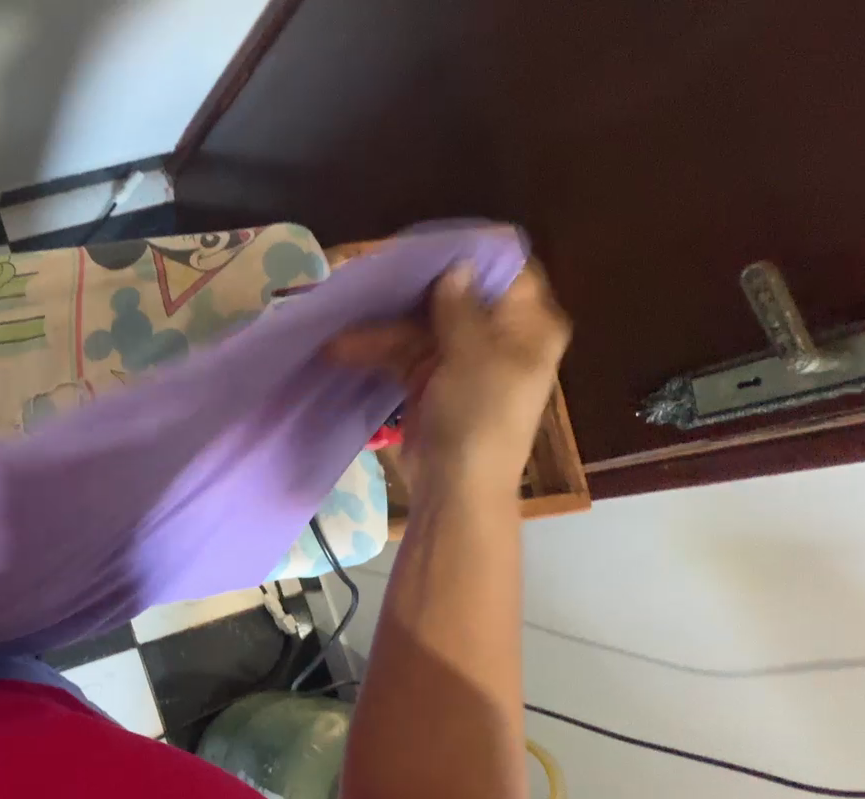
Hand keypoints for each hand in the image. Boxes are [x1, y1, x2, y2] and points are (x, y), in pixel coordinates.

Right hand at [329, 261, 571, 491]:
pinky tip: (340, 349)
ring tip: (337, 328)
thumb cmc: (479, 420)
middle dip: (407, 288)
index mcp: (526, 323)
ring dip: (377, 326)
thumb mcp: (475, 358)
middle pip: (451, 295)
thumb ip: (461, 309)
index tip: (419, 246)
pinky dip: (372, 350)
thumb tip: (454, 265)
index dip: (464, 253)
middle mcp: (496, 335)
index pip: (503, 269)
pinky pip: (398, 353)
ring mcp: (459, 358)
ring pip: (416, 325)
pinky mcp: (427, 380)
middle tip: (364, 275)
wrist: (456, 487)